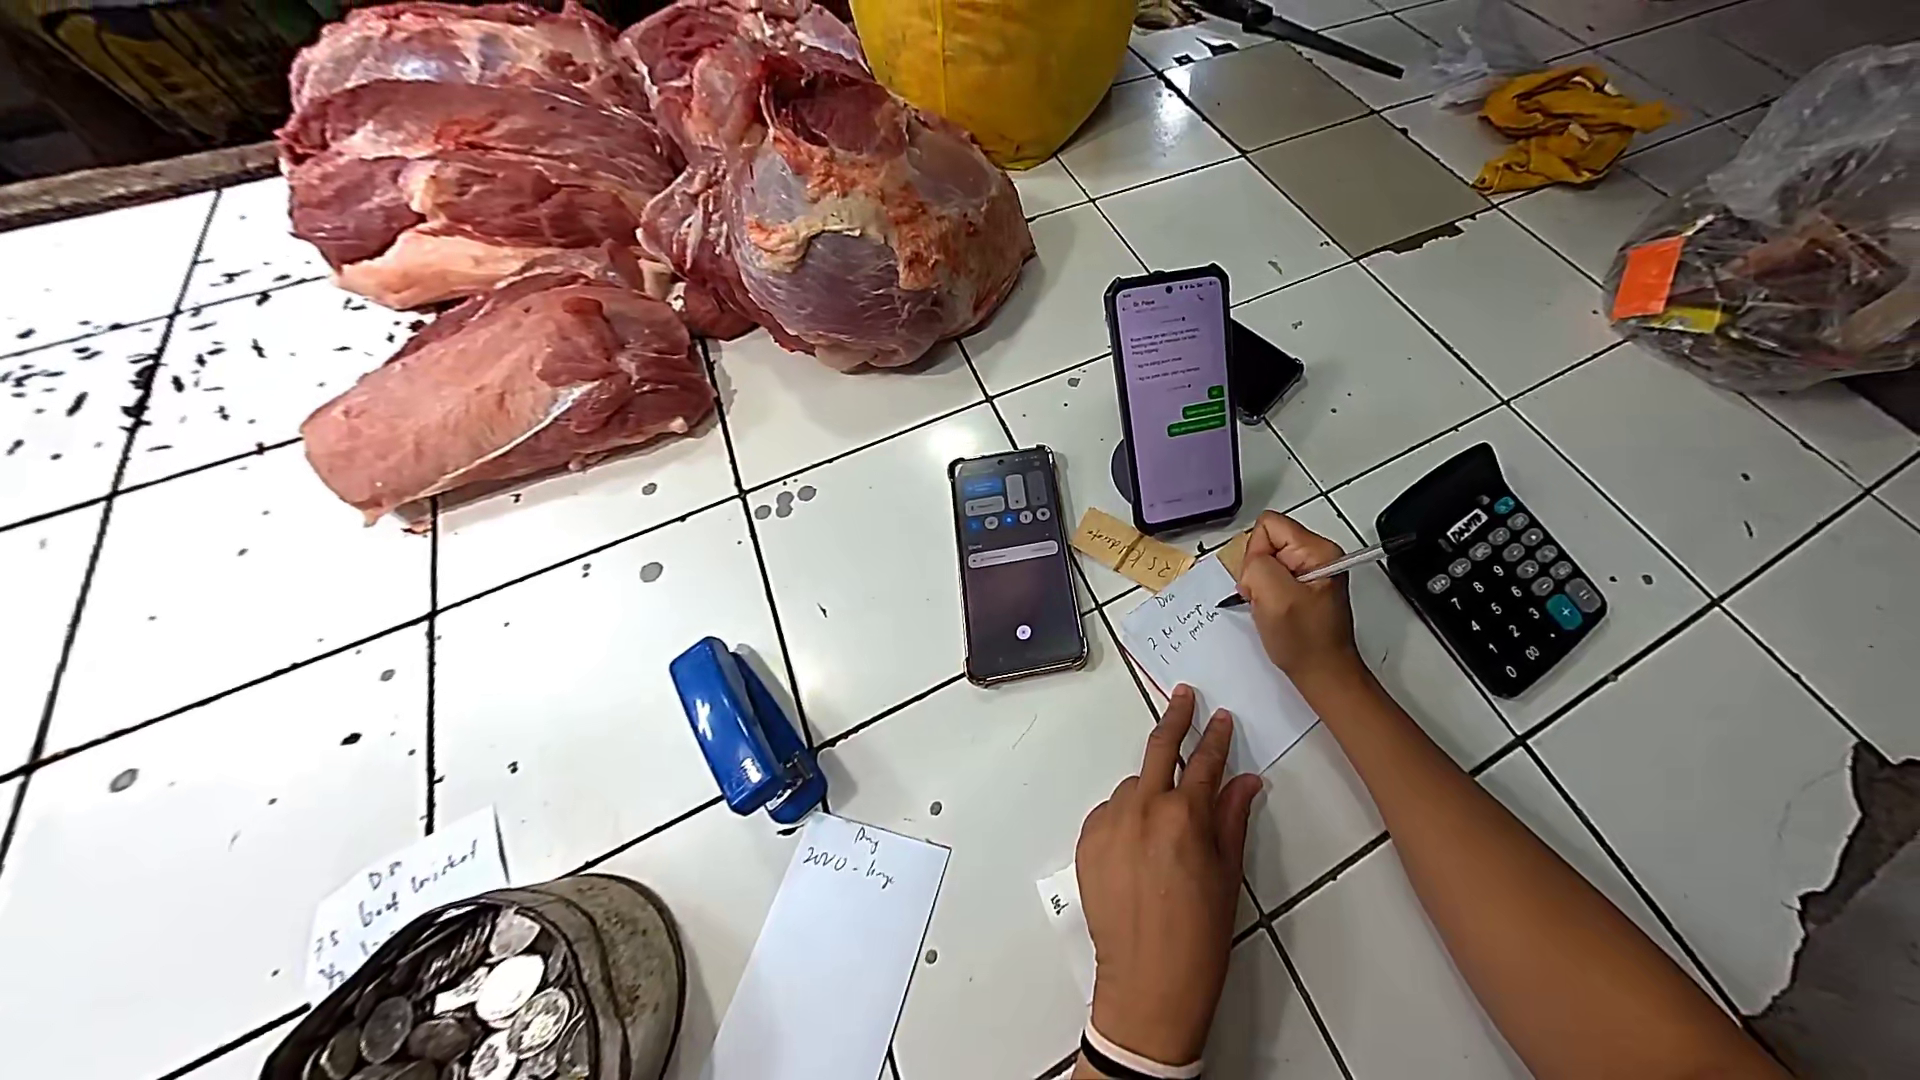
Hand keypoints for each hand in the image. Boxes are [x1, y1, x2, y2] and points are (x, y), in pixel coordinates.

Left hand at [1075, 686, 1262, 1066]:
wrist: (1147, 983)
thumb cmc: (1199, 937)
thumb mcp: (1228, 876)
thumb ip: (1233, 819)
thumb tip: (1246, 781)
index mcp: (1184, 817)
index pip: (1205, 763)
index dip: (1217, 737)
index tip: (1220, 717)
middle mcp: (1141, 809)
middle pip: (1159, 748)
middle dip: (1175, 718)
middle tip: (1183, 696)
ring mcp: (1109, 821)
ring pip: (1134, 786)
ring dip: (1151, 789)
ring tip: (1166, 824)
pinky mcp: (1087, 837)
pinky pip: (1111, 811)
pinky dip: (1126, 815)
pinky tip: (1139, 844)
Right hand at [1235, 511, 1362, 685]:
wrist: (1321, 672)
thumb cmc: (1305, 641)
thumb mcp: (1275, 596)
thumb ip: (1259, 563)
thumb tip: (1252, 556)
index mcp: (1317, 550)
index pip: (1268, 526)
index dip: (1256, 553)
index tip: (1265, 581)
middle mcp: (1316, 556)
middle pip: (1265, 543)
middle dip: (1256, 571)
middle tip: (1267, 597)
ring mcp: (1308, 572)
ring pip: (1263, 562)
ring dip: (1258, 586)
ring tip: (1271, 607)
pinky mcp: (1301, 586)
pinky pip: (1268, 578)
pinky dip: (1263, 594)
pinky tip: (1272, 610)